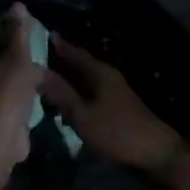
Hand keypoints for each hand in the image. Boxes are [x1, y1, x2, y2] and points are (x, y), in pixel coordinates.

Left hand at [0, 4, 42, 189]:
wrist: (2, 136)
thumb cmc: (8, 90)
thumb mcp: (18, 56)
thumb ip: (19, 31)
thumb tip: (17, 4)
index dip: (11, 20)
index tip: (32, 17)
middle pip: (4, 47)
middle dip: (22, 42)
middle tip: (45, 36)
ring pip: (13, 67)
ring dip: (28, 63)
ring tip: (50, 56)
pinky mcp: (5, 104)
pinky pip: (19, 86)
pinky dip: (30, 82)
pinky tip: (46, 81)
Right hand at [38, 36, 184, 176]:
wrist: (157, 153)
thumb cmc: (118, 131)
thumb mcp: (83, 115)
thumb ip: (61, 94)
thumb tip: (38, 71)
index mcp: (99, 72)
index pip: (74, 51)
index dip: (56, 44)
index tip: (36, 36)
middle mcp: (107, 76)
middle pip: (78, 65)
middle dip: (57, 63)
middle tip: (32, 63)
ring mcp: (113, 91)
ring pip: (83, 81)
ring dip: (66, 82)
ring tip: (42, 84)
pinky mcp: (116, 106)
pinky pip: (89, 94)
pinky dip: (75, 96)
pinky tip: (63, 107)